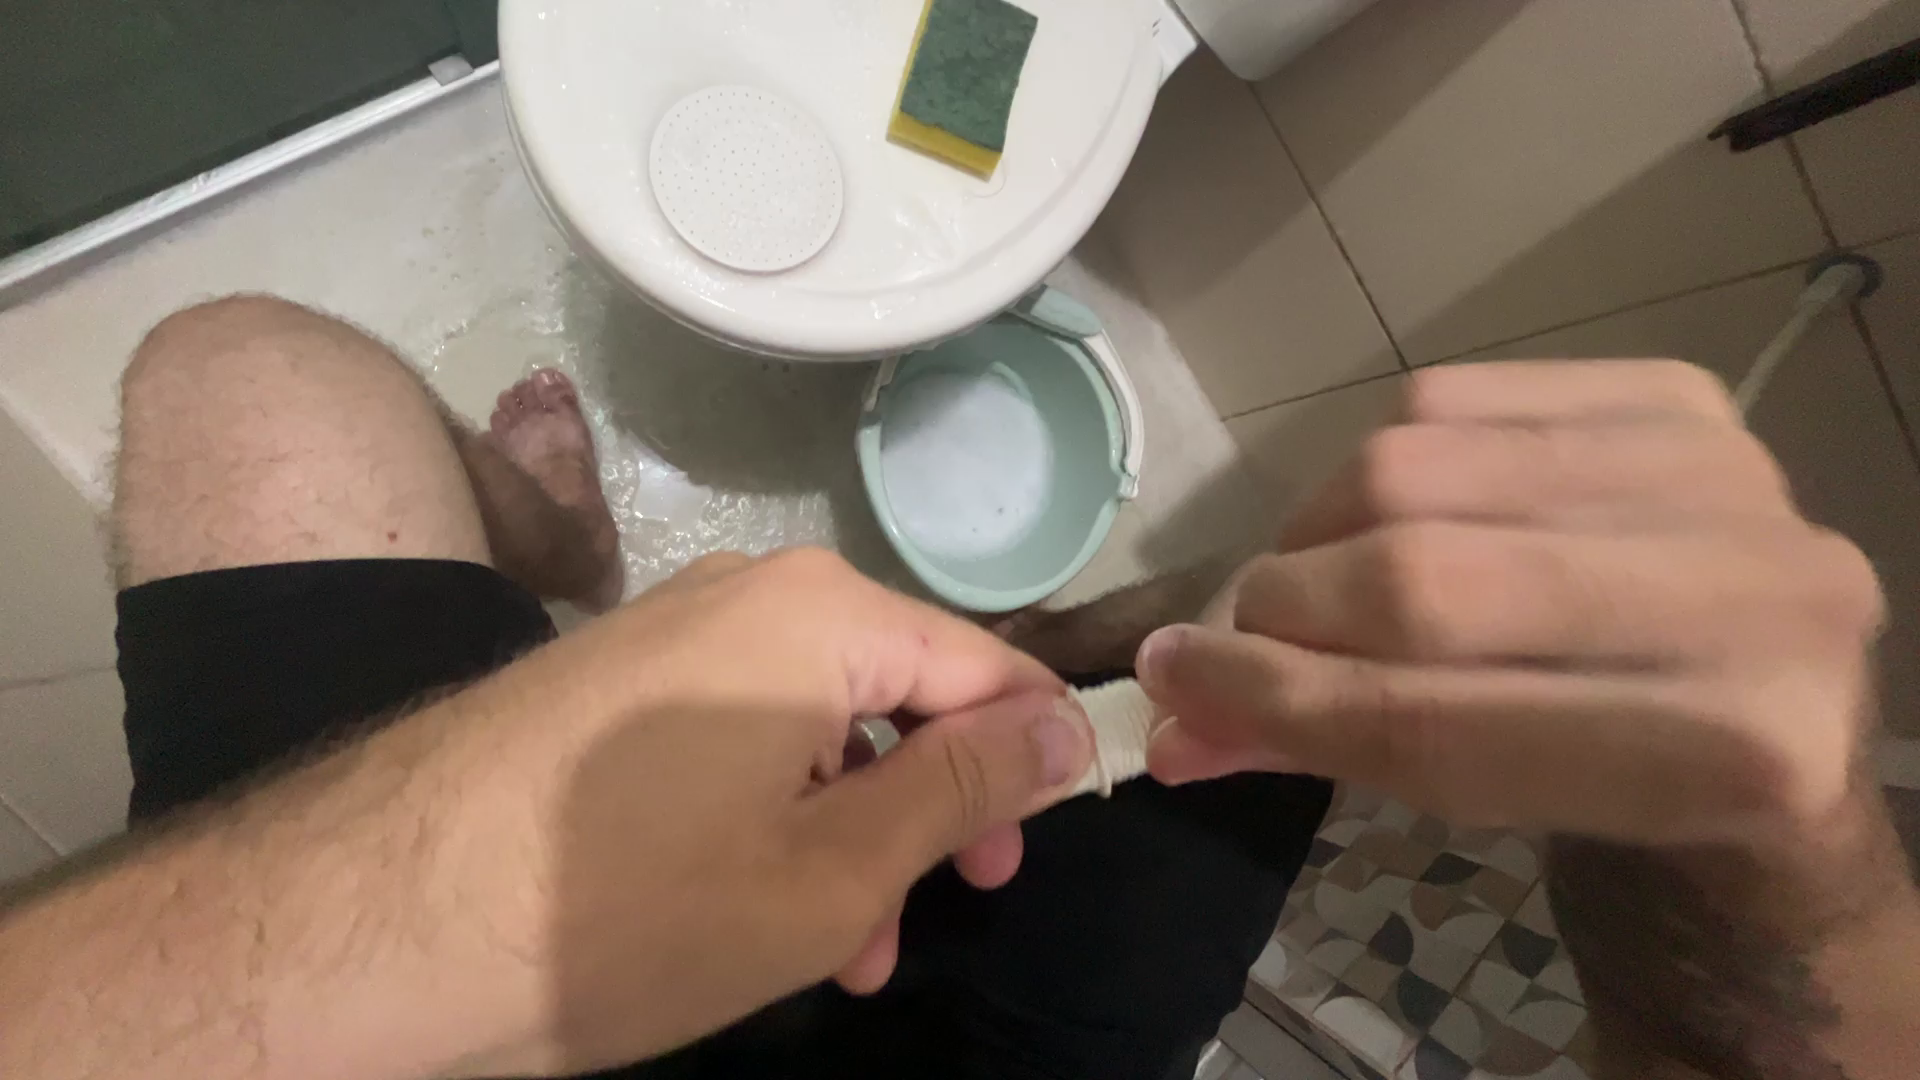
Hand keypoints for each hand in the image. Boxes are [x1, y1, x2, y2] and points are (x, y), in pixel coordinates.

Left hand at [438, 549, 1090, 1075]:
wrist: (352, 929)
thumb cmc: (628, 906)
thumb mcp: (833, 867)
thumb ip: (964, 786)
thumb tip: (1065, 731)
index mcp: (826, 614)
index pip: (980, 663)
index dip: (1033, 741)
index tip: (1058, 818)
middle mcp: (764, 590)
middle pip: (906, 685)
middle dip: (943, 796)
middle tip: (967, 891)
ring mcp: (694, 624)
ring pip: (833, 716)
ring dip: (864, 818)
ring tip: (859, 935)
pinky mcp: (644, 670)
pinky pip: (761, 722)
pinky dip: (793, 801)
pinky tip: (779, 891)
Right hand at [1140, 360, 1884, 845]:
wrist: (1724, 672)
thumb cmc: (1580, 757)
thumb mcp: (1449, 785)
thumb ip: (1301, 746)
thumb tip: (1164, 729)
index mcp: (1720, 757)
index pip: (1422, 722)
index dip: (1265, 696)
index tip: (1165, 675)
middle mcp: (1750, 597)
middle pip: (1409, 582)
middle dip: (1276, 611)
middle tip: (1236, 632)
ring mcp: (1713, 469)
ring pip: (1403, 473)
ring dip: (1308, 534)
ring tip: (1317, 575)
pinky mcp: (1668, 390)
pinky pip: (1434, 400)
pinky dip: (1367, 462)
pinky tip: (1387, 511)